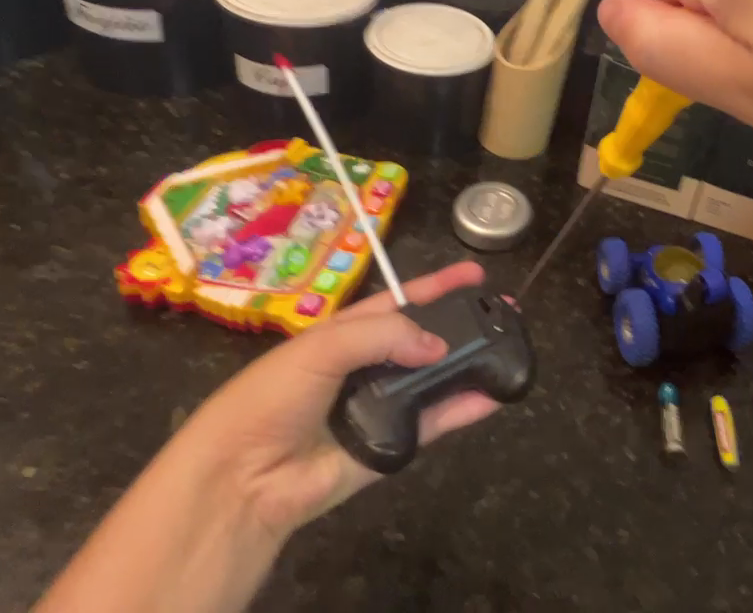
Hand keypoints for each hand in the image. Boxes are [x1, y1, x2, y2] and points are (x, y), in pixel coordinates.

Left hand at [36, 263, 501, 612]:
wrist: (243, 479)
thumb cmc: (272, 398)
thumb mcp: (321, 347)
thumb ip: (383, 335)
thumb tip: (438, 346)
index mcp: (346, 334)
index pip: (399, 302)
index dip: (436, 286)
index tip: (475, 274)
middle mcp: (368, 367)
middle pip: (424, 338)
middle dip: (462, 323)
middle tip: (504, 311)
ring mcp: (382, 405)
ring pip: (435, 378)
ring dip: (470, 362)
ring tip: (508, 345)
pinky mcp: (393, 444)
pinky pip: (435, 423)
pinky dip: (465, 409)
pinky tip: (493, 394)